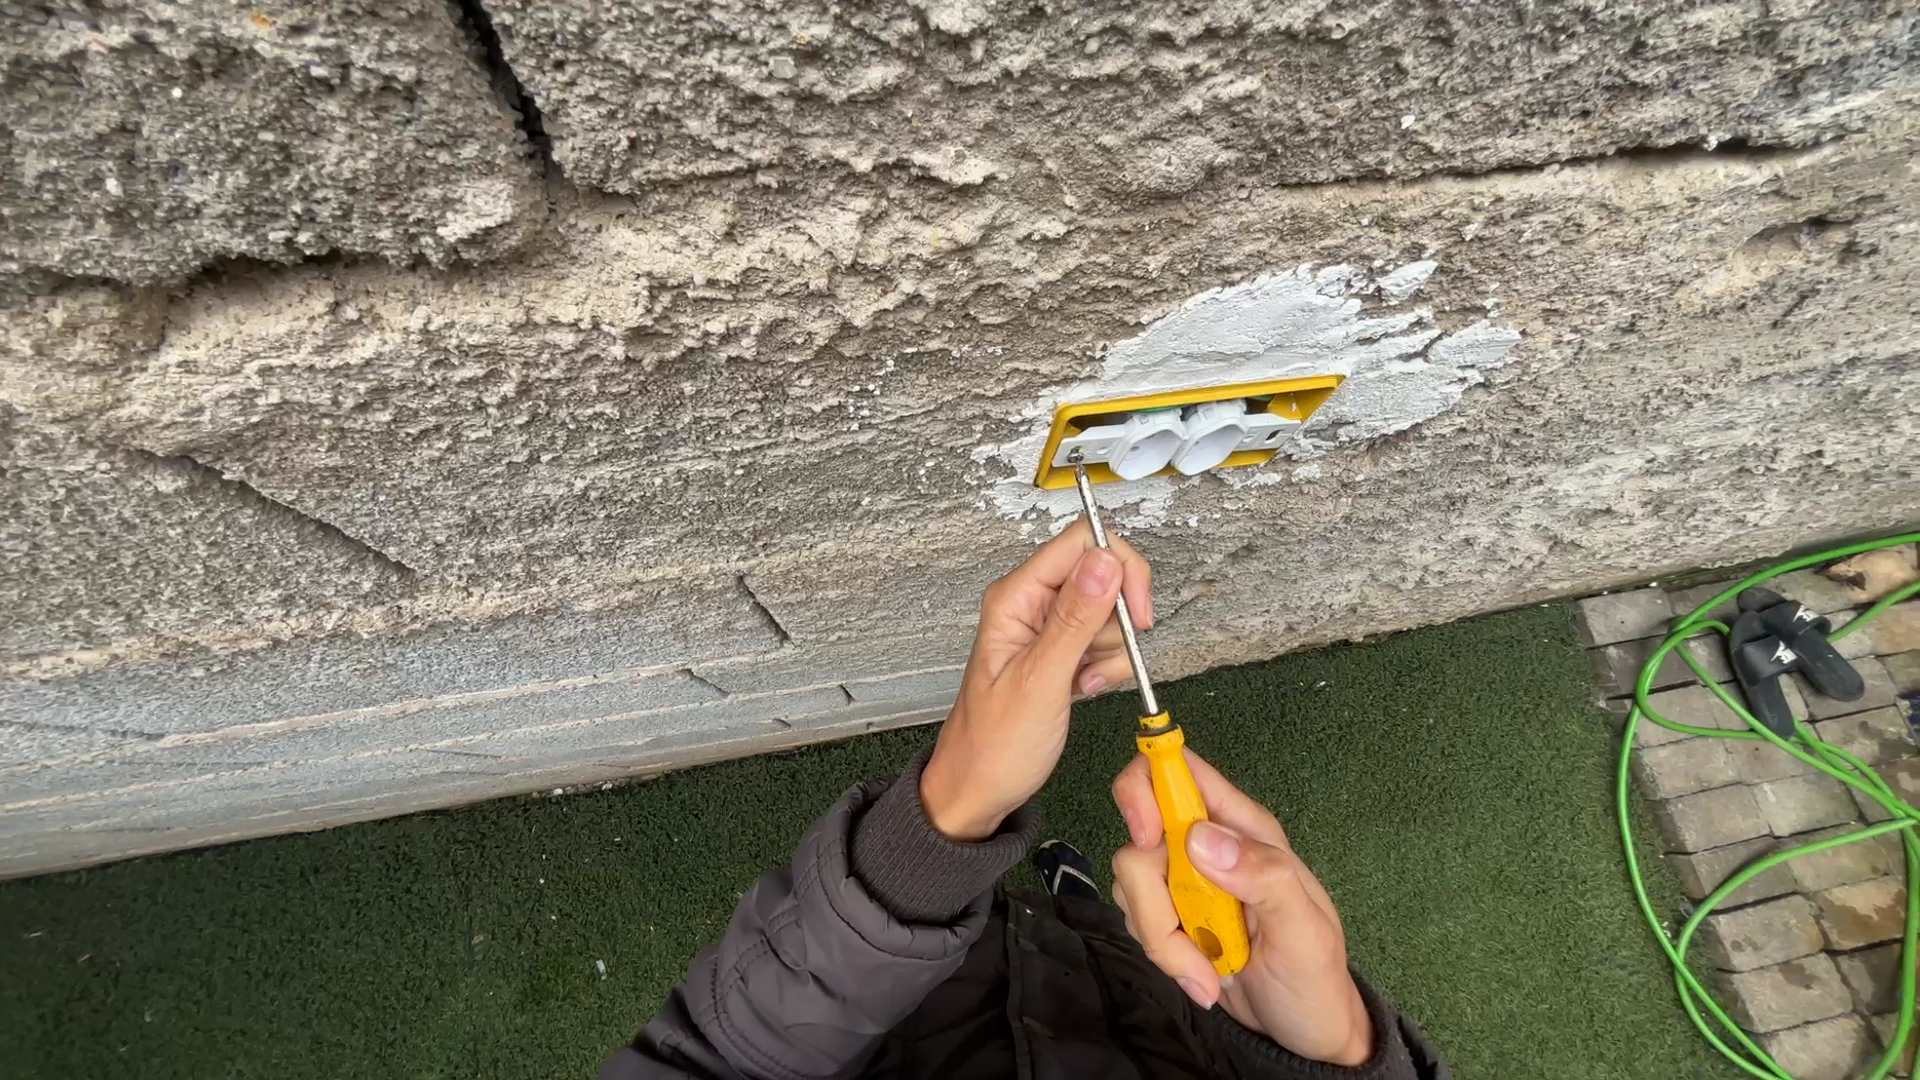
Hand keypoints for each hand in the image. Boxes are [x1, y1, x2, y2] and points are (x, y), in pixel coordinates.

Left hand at [919, 520, 1153, 840]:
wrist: (980, 788)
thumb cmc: (993, 744)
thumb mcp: (1040, 681)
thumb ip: (1075, 618)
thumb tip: (1106, 560)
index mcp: (1016, 597)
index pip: (1081, 543)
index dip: (1119, 568)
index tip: (1137, 612)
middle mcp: (1032, 603)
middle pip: (1102, 574)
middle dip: (1117, 619)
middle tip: (1099, 658)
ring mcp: (1048, 626)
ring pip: (1109, 611)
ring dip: (1111, 650)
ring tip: (1082, 681)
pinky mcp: (1062, 649)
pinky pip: (1105, 640)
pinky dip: (1107, 666)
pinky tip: (1084, 687)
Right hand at [1111, 751, 1372, 1066]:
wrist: (1303, 1033)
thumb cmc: (1315, 975)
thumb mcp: (1304, 929)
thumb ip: (1263, 876)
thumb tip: (1198, 837)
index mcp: (1240, 825)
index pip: (1178, 770)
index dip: (1146, 785)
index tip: (1147, 835)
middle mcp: (1203, 840)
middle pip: (1139, 831)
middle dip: (1150, 893)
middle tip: (1181, 937)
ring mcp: (1180, 875)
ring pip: (1131, 877)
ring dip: (1159, 934)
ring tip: (1204, 972)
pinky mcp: (1164, 910)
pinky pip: (1132, 911)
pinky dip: (1158, 949)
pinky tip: (1197, 974)